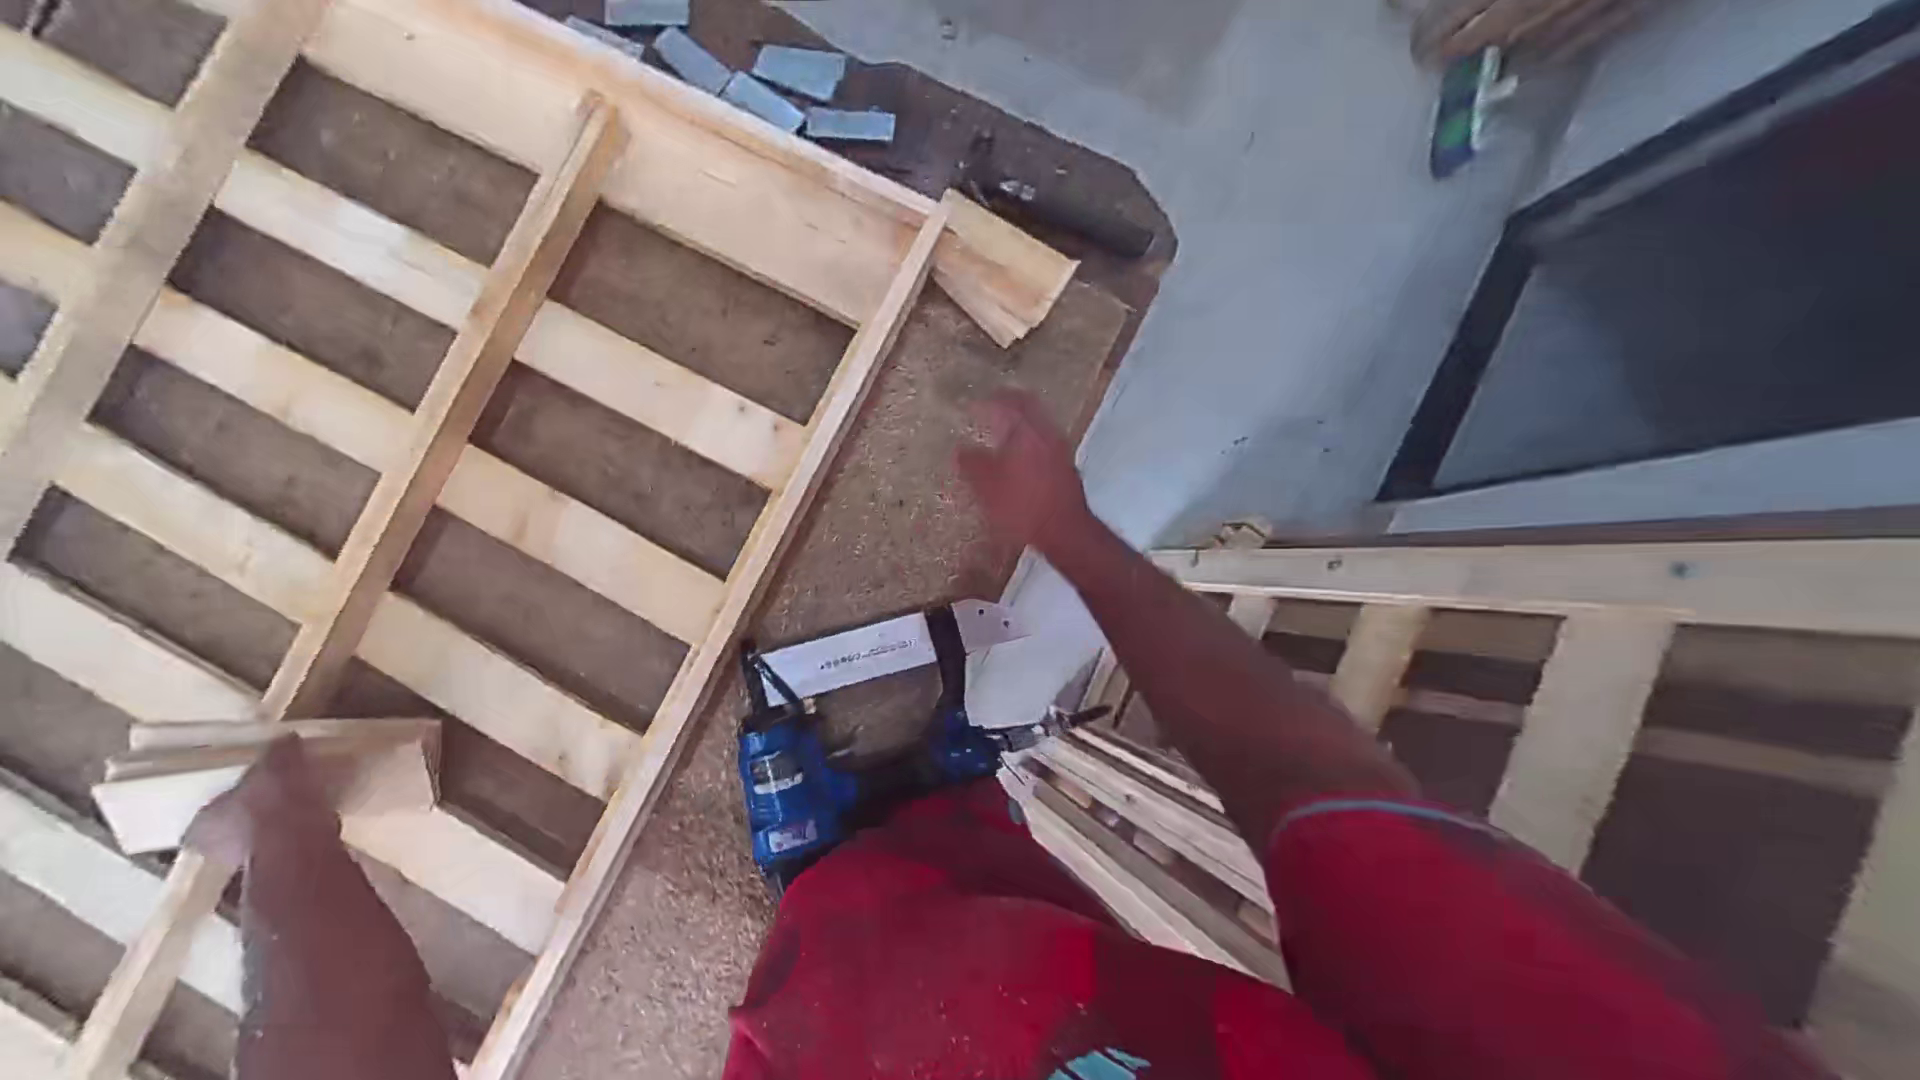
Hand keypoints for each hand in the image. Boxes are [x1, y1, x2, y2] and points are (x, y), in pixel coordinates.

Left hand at [185, 736, 337, 867]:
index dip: (232, 797)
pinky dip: (296, 835)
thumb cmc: (276, 802)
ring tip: (304, 808)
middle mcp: (214, 848)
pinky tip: (315, 822)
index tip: (255, 787)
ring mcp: (244, 863)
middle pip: (234, 826)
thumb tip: (286, 738)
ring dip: (276, 826)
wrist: (299, 842)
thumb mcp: (279, 764)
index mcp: (202, 823)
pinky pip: (285, 846)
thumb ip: (279, 751)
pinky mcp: (276, 869)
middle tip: (282, 796)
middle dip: (256, 813)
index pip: (211, 808)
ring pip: (259, 838)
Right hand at [955, 391, 1093, 555]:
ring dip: (1021, 422)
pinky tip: (1020, 456)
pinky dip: (1030, 440)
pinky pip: (1045, 442)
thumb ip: (970, 462)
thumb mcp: (985, 486)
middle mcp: (1047, 433)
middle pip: (1028, 406)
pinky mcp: (1066, 468)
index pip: (1006, 401)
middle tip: (992, 404)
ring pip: (1039, 424)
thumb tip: (959, 450)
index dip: (987, 399)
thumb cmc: (1023, 505)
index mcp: (1026, 430)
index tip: (974, 402)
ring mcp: (1060, 450)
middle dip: (1008, 403)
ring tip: (1003, 430)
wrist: (1064, 531)